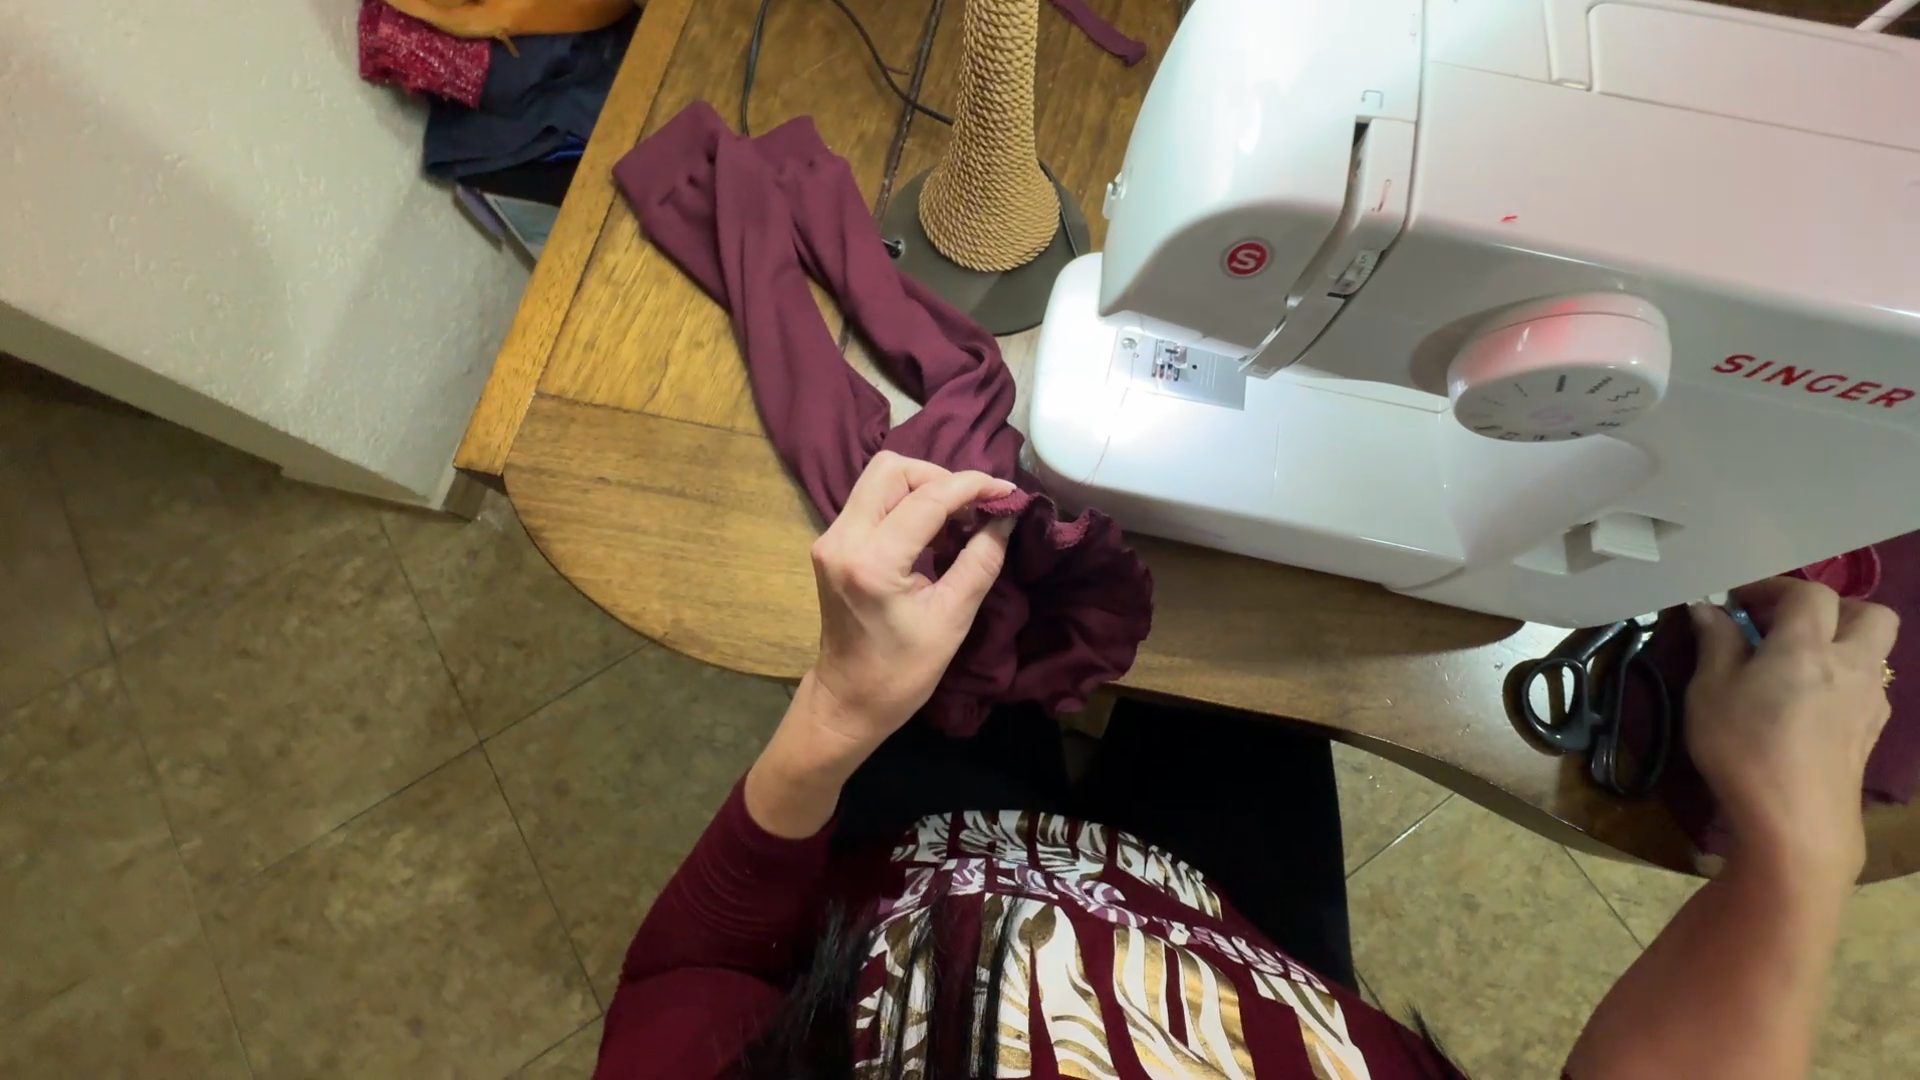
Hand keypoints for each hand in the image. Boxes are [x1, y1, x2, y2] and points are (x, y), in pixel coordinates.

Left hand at [802, 451, 1016, 750]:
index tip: (1008, 493)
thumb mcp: (952, 619)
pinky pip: (872, 501)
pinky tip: (935, 531)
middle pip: (892, 469)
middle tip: (975, 508)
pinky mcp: (832, 544)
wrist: (847, 700)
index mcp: (872, 562)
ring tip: (960, 520)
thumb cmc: (902, 673)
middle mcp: (842, 539)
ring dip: (924, 488)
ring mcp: (831, 539)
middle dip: (941, 478)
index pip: (927, 498)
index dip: (973, 486)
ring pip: (880, 479)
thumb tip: (1005, 518)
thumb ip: (981, 561)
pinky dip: (907, 503)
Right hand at [1686, 577, 1897, 885]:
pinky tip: (1799, 696)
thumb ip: (1715, 643)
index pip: (1810, 594)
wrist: (1794, 815)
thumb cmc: (1739, 744)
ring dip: (1835, 640)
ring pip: (1872, 648)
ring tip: (1783, 659)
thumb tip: (1709, 609)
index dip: (1772, 587)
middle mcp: (1852, 665)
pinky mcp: (1873, 725)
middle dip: (1827, 608)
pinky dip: (1837, 672)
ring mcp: (1871, 697)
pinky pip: (1866, 681)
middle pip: (1869, 613)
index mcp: (1807, 649)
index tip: (1734, 599)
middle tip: (1777, 622)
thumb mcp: (1708, 689)